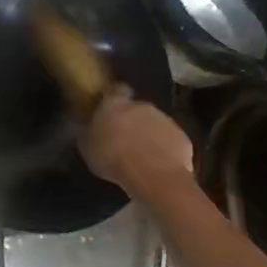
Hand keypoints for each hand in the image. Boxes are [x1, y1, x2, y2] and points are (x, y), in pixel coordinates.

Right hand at [78, 84, 193, 200]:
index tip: (110, 108)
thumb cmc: (113, 159)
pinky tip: (159, 164)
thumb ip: (86, 132)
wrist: (155, 177)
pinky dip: (165, 147)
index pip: (116, 90)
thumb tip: (83, 125)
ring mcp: (165, 121)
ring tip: (142, 154)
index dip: (114, 97)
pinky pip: (170, 140)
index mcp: (115, 104)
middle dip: (132, 119)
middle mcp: (141, 106)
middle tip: (124, 138)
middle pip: (136, 108)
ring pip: (154, 123)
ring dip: (149, 133)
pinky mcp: (183, 138)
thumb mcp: (86, 148)